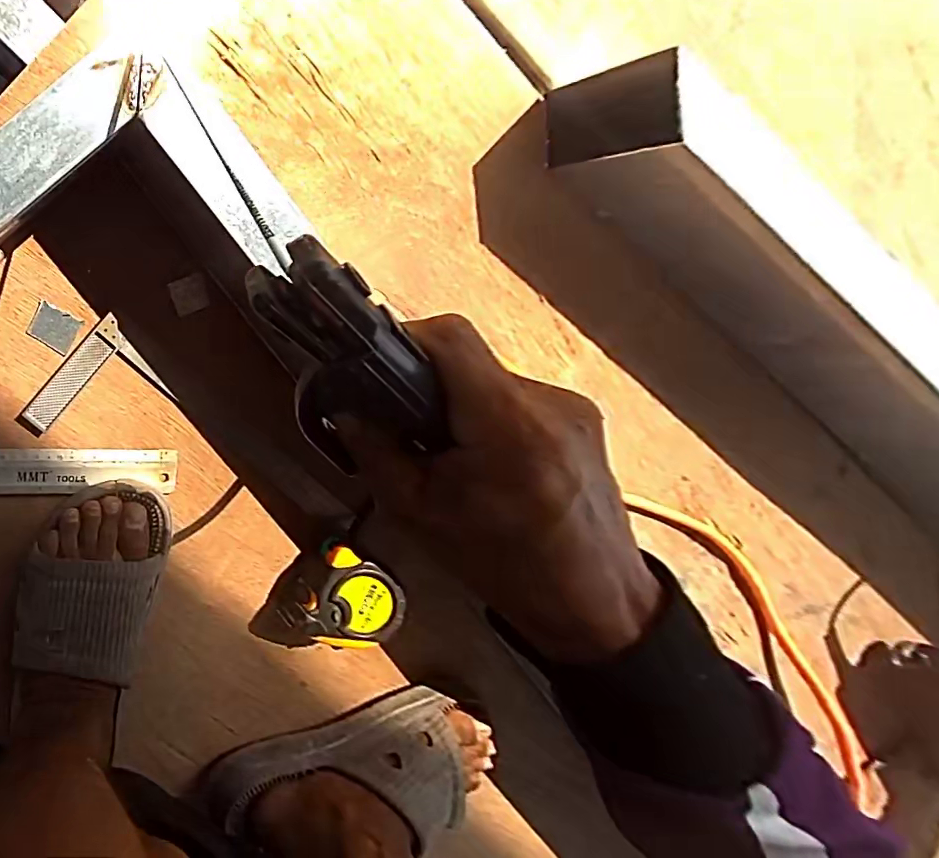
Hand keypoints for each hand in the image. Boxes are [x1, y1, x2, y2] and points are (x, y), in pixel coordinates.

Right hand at [339, 314, 662, 663]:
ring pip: (483, 371)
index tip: (374, 358)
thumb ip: (372, 449)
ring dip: (450, 394)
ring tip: (436, 441)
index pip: (451, 338)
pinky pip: (508, 390)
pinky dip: (478, 408)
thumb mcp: (412, 509)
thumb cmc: (501, 563)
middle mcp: (548, 405)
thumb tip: (344, 407)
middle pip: (463, 354)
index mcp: (508, 427)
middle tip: (397, 417)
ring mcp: (571, 407)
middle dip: (420, 377)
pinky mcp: (579, 416)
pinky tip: (470, 447)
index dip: (404, 335)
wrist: (594, 603)